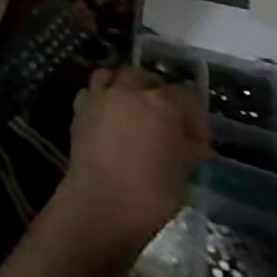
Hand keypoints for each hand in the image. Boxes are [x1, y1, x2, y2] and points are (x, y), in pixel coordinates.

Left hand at [62, 67, 210, 243]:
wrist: (101, 201)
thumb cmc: (152, 190)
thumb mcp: (184, 168)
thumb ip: (188, 146)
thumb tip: (194, 143)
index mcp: (161, 103)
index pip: (185, 94)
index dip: (195, 114)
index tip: (199, 138)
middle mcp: (126, 93)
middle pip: (142, 76)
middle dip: (156, 89)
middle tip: (166, 114)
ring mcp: (97, 99)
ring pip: (109, 75)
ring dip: (122, 84)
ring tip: (134, 107)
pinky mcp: (77, 111)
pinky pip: (89, 92)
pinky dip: (100, 97)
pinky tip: (109, 117)